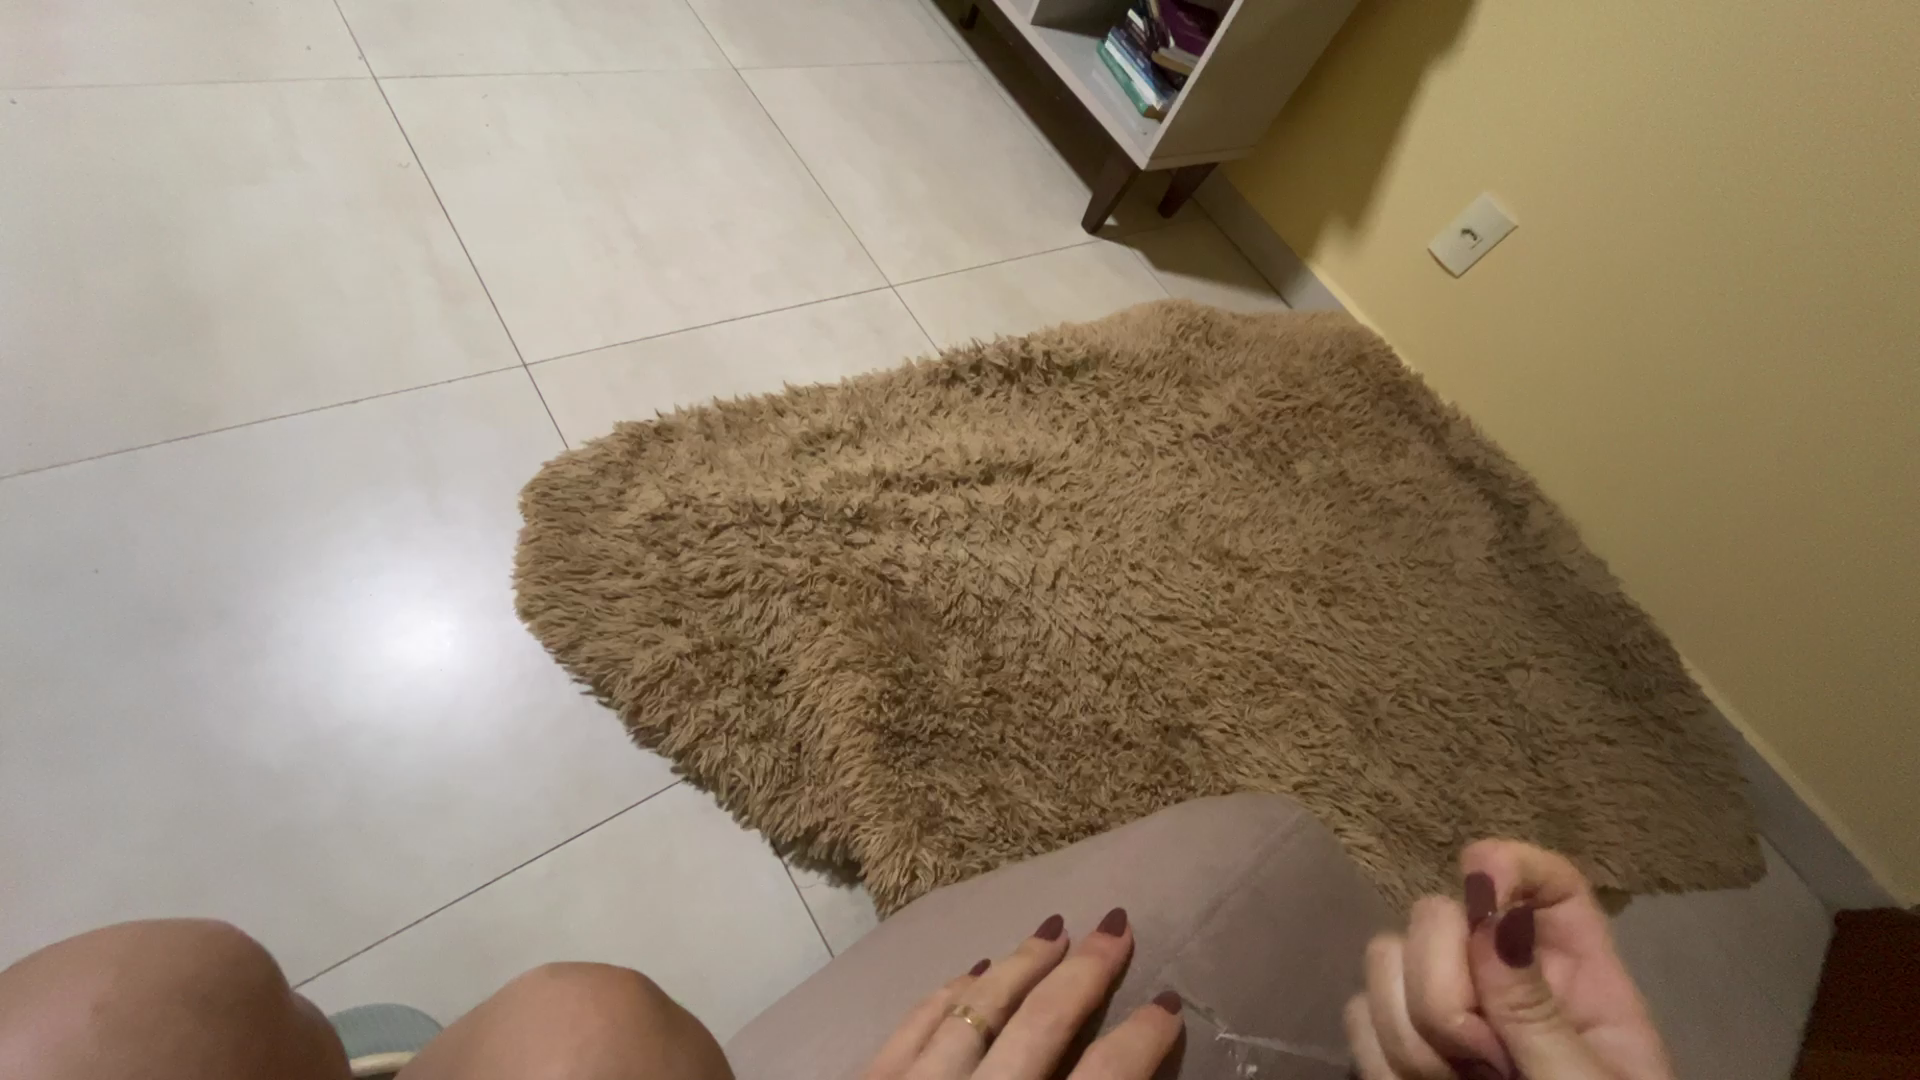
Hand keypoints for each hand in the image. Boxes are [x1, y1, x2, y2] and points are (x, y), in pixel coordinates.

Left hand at [862, 909, 1183, 1079]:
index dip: (1141, 1041)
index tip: (1168, 1002)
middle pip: (1041, 1024)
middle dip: (1086, 972)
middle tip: (1118, 926)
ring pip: (976, 1005)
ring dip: (1020, 963)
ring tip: (1055, 928)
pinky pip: (915, 1019)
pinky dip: (949, 989)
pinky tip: (972, 967)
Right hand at [1344, 840, 1673, 1079]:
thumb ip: (1543, 1014)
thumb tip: (1488, 913)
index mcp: (1577, 983)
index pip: (1546, 881)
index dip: (1508, 864)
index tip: (1481, 890)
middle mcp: (1500, 976)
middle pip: (1435, 913)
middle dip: (1442, 989)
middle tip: (1483, 1063)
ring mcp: (1442, 1005)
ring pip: (1381, 957)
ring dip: (1410, 1034)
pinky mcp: (1395, 1038)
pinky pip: (1355, 1013)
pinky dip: (1380, 1060)